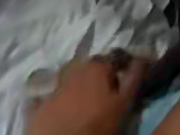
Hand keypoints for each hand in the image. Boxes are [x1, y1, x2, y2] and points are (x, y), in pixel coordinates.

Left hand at [25, 54, 147, 134]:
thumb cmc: (98, 126)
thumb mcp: (125, 102)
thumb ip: (136, 74)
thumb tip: (145, 53)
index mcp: (96, 66)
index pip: (114, 57)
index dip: (121, 67)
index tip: (125, 79)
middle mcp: (73, 70)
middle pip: (88, 66)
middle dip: (96, 73)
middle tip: (102, 92)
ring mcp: (51, 89)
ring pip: (64, 78)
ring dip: (72, 83)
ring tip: (78, 99)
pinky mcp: (34, 109)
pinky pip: (40, 97)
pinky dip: (46, 99)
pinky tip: (51, 106)